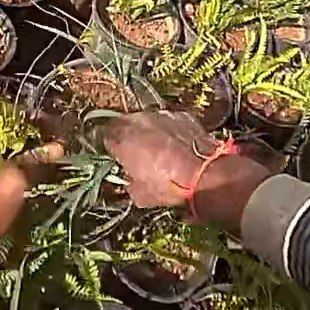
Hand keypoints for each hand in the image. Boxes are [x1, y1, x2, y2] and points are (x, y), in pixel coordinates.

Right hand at [101, 112, 271, 232]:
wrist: (207, 175)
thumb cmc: (169, 187)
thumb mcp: (139, 195)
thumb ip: (127, 181)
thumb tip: (128, 178)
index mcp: (122, 139)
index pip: (103, 134)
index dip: (108, 145)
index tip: (112, 154)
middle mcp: (139, 121)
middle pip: (123, 122)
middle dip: (125, 134)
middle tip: (132, 150)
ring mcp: (161, 114)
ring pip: (146, 118)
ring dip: (147, 130)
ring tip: (156, 147)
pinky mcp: (181, 115)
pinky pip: (167, 120)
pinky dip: (168, 128)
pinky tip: (174, 143)